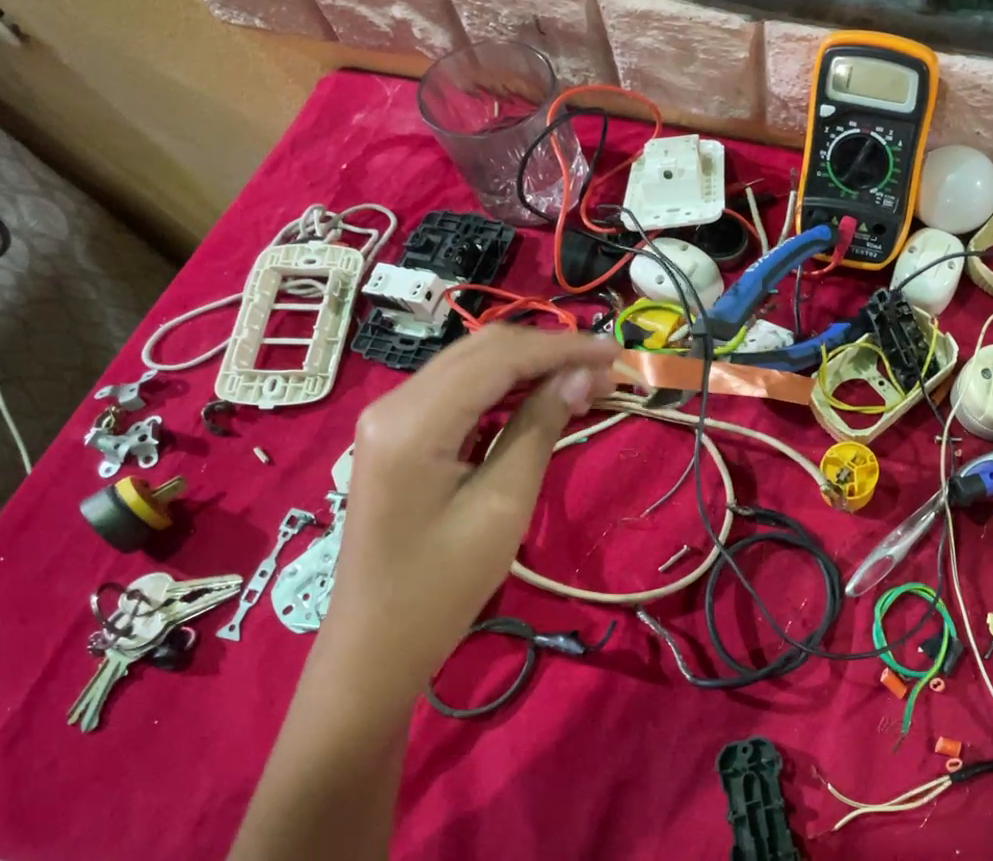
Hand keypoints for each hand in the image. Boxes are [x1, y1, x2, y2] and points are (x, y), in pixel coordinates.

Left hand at [321, 325, 620, 690]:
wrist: (376, 643)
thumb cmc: (442, 584)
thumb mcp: (503, 503)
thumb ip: (540, 427)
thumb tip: (583, 375)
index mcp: (413, 421)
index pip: (499, 357)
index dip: (562, 348)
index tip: (616, 351)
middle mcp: (394, 403)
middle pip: (483, 350)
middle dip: (549, 351)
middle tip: (606, 367)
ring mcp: (390, 416)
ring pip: (471, 364)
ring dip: (529, 365)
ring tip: (585, 379)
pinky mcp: (398, 433)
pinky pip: (458, 390)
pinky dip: (504, 386)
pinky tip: (541, 396)